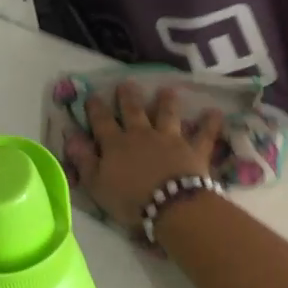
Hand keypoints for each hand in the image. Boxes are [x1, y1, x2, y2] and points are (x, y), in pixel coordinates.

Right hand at [63, 82, 224, 237]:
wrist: (170, 205)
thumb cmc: (129, 200)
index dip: (95, 108)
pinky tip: (216, 112)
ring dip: (167, 102)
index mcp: (116, 144)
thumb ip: (84, 160)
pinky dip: (210, 124)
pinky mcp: (194, 150)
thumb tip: (71, 138)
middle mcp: (142, 135)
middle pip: (134, 112)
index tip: (92, 95)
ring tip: (167, 90)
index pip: (102, 122)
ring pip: (167, 115)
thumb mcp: (97, 185)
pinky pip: (204, 135)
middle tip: (126, 83)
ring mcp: (170, 139)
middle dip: (128, 97)